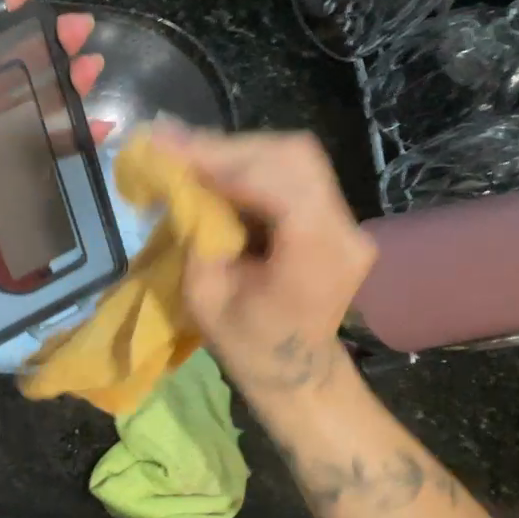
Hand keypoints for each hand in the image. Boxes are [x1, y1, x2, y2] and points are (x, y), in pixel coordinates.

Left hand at [0, 0, 106, 256]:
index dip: (1, 7)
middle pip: (18, 56)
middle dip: (52, 38)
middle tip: (79, 28)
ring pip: (40, 92)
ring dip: (71, 77)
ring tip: (91, 66)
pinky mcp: (7, 156)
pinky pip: (46, 141)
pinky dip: (76, 134)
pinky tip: (97, 126)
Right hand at [159, 127, 375, 404]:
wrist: (297, 370)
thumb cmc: (247, 345)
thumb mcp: (205, 298)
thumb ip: (197, 236)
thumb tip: (177, 183)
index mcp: (316, 259)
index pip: (282, 187)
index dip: (227, 163)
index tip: (173, 152)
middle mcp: (344, 231)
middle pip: (292, 158)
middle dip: (227, 149)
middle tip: (172, 147)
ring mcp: (346, 220)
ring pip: (292, 156)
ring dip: (235, 152)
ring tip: (186, 156)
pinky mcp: (333, 213)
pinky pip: (292, 171)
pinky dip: (247, 165)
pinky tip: (211, 170)